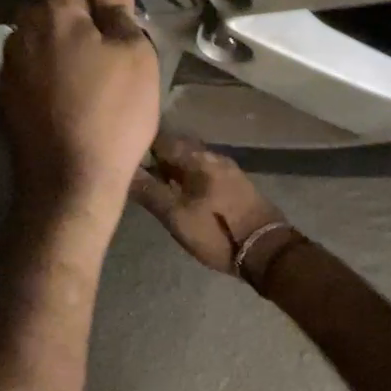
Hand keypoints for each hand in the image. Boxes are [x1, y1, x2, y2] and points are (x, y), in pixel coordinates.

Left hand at [0, 0, 160, 218]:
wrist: (69, 183)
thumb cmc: (113, 115)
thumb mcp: (134, 56)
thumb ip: (118, 8)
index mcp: (55, 15)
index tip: (111, 3)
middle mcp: (22, 34)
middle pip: (43, 7)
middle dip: (68, 14)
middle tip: (102, 41)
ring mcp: (8, 68)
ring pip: (32, 40)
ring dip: (54, 45)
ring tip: (84, 71)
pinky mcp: (5, 99)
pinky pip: (26, 70)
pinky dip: (43, 73)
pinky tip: (65, 95)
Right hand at [130, 135, 290, 275]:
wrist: (266, 250)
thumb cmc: (216, 232)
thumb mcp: (176, 216)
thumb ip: (150, 192)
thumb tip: (124, 172)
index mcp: (198, 158)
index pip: (161, 140)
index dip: (140, 148)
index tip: (123, 160)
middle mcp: (213, 157)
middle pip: (176, 149)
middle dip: (156, 160)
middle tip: (136, 176)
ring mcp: (227, 170)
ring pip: (190, 162)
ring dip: (172, 170)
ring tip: (154, 187)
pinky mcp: (235, 185)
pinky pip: (203, 173)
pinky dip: (187, 179)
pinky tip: (179, 194)